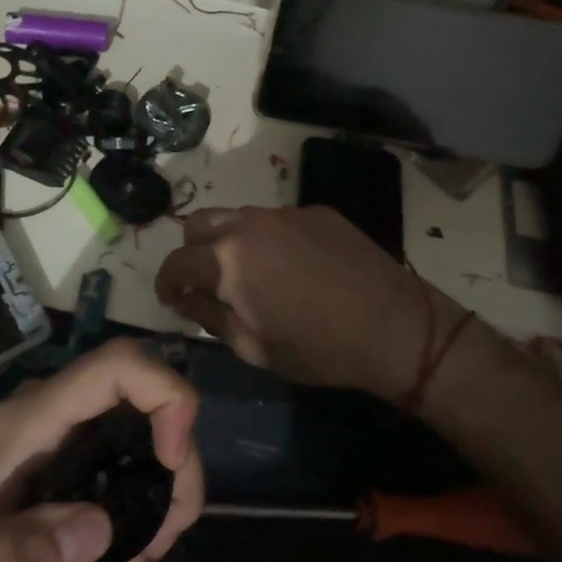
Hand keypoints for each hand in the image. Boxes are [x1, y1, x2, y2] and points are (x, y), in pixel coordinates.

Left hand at [0, 342, 205, 561]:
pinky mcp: (71, 466)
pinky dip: (138, 523)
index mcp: (28, 423)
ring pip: (146, 448)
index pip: (115, 367)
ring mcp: (64, 439)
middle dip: (170, 481)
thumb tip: (97, 526)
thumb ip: (13, 559)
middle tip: (150, 555)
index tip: (173, 464)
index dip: (165, 395)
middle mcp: (52, 416)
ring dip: (154, 514)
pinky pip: (130, 474)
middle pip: (147, 410)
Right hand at [154, 206, 452, 399]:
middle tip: (205, 283)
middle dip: (192, 252)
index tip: (172, 299)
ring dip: (229, 242)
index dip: (166, 282)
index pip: (177, 261)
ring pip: (238, 217)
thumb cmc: (318, 349)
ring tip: (248, 275)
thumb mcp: (252, 347)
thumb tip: (185, 299)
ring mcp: (285, 212)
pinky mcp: (317, 212)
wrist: (395, 327)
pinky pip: (276, 220)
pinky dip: (268, 240)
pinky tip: (292, 269)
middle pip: (200, 224)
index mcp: (227, 259)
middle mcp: (249, 224)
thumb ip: (210, 317)